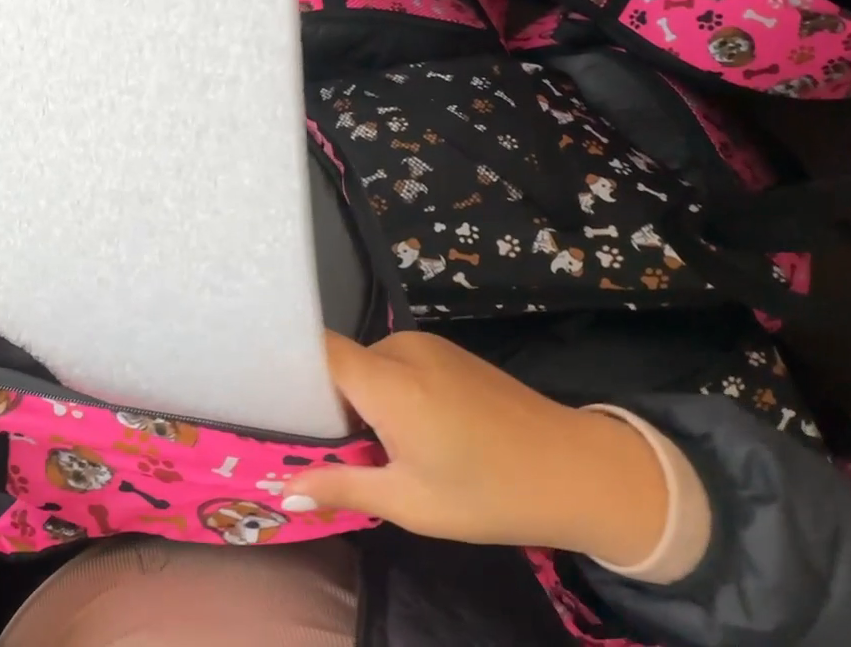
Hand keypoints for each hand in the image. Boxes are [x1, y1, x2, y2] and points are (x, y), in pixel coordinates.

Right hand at [280, 331, 666, 565]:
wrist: (585, 474)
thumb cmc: (490, 494)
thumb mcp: (410, 503)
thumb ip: (341, 487)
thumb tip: (282, 490)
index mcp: (387, 381)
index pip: (314, 348)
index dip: (285, 364)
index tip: (265, 396)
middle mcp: (401, 349)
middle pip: (339, 360)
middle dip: (326, 398)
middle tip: (323, 442)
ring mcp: (428, 346)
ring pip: (368, 363)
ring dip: (360, 397)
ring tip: (371, 444)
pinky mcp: (449, 352)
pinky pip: (396, 362)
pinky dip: (386, 390)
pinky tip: (407, 430)